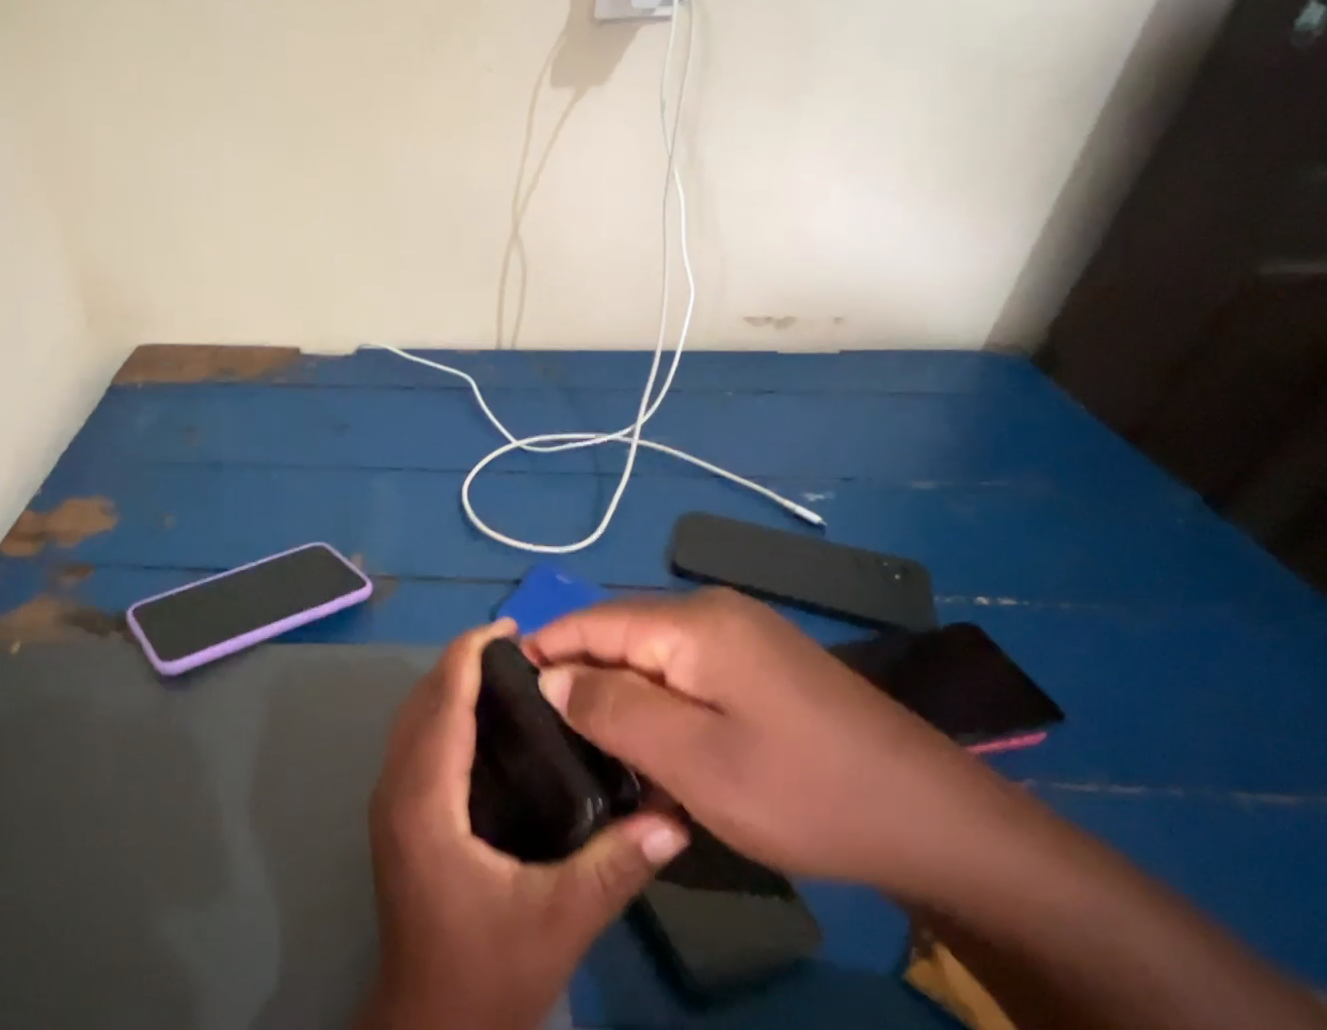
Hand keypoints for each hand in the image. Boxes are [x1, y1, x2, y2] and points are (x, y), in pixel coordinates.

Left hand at [359, 619, 688, 1029]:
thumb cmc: (487, 971)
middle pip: (421, 706)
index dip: (467, 658)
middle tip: (519, 648)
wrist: (431, 1024)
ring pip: (412, 726)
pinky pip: (415, 748)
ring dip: (449, 690)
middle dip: (460, 666)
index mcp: (425, 802)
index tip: (508, 627)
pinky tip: (486, 729)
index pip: (442, 707)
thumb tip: (676, 819)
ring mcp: (391, 809)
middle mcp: (397, 793)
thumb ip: (615, 867)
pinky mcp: (399, 824)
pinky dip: (443, 720)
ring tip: (504, 674)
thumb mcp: (560, 921)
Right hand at [527, 589, 1025, 897]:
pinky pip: (685, 675)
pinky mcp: (762, 668)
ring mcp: (744, 638)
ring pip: (650, 660)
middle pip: (618, 636)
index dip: (542, 654)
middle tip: (547, 741)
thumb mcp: (692, 760)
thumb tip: (549, 677)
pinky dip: (658, 708)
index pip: (589, 621)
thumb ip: (610, 710)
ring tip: (591, 752)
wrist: (933, 824)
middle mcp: (715, 614)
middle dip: (579, 682)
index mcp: (693, 624)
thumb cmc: (803, 792)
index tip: (504, 699)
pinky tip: (652, 750)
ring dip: (619, 701)